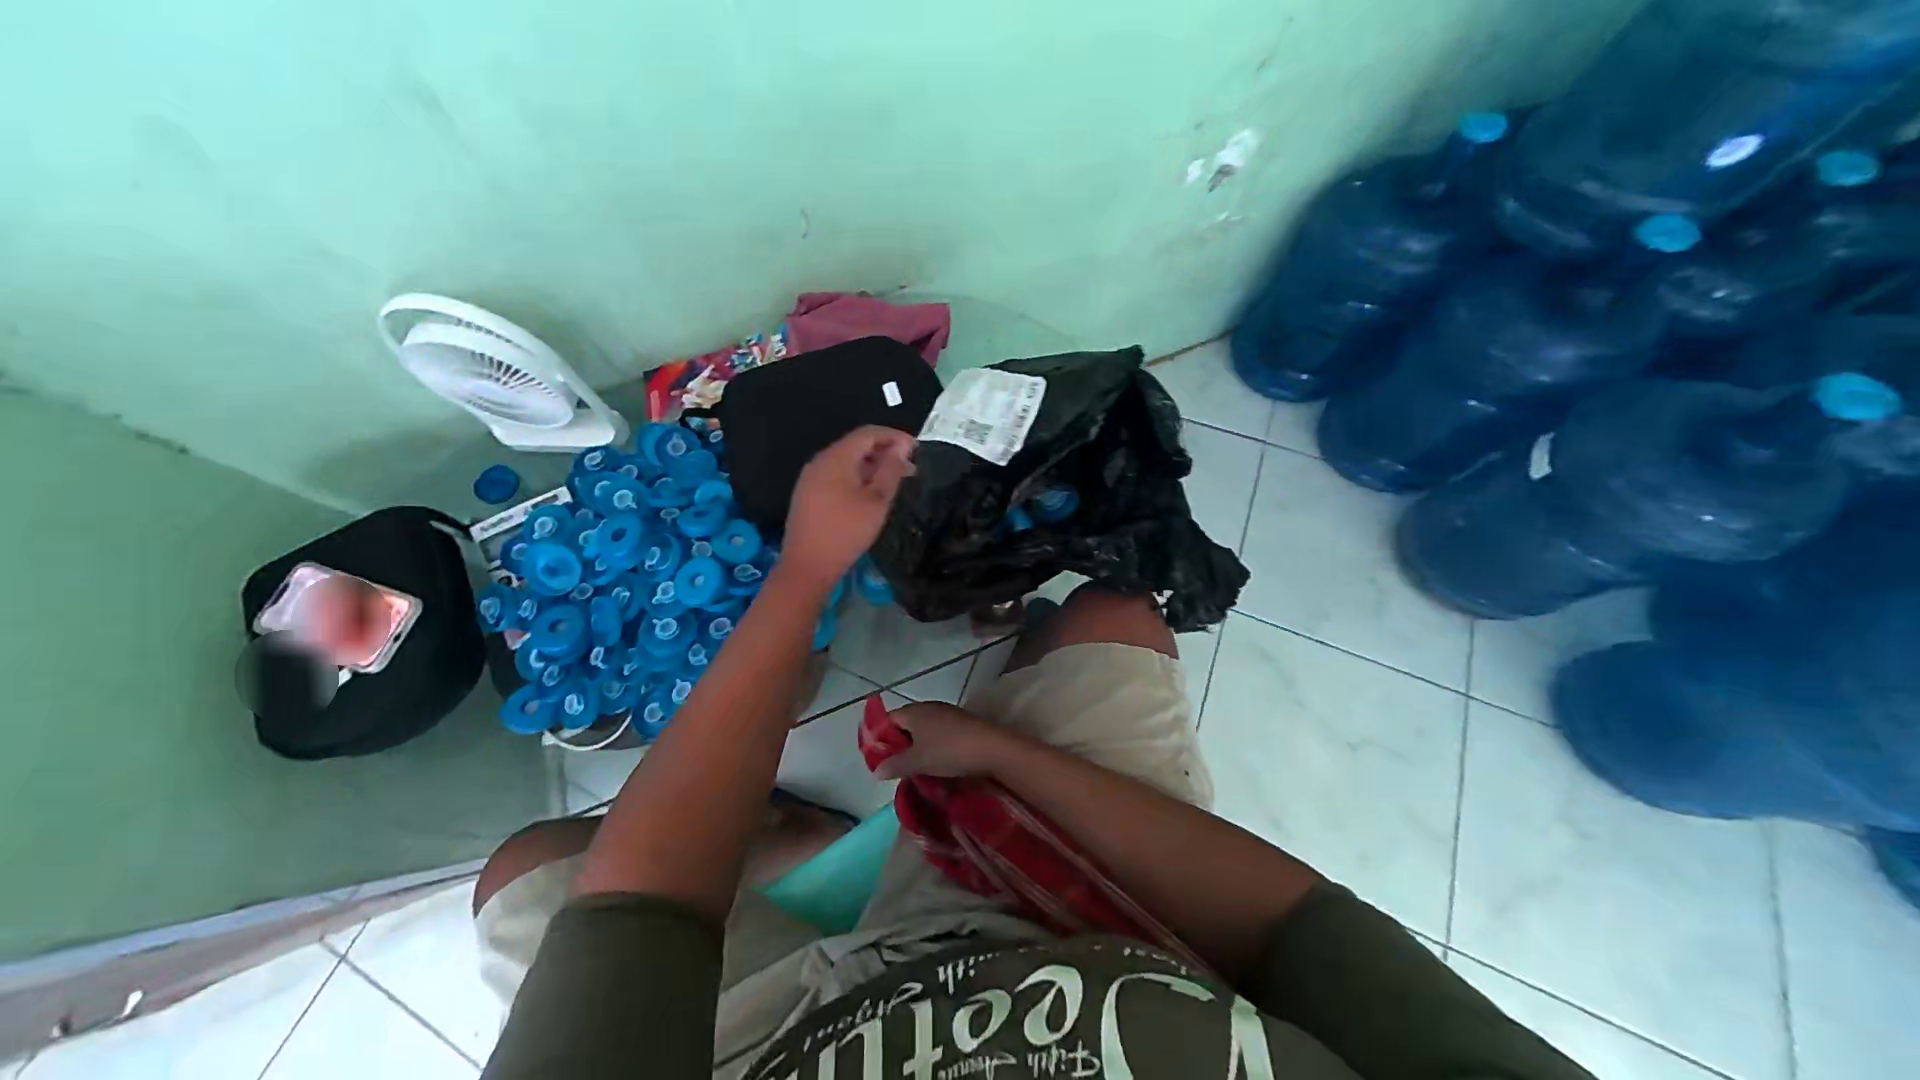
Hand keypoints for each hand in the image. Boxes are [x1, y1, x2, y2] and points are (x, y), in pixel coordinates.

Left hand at [782, 426, 916, 587]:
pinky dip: (857, 477)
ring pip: (846, 461)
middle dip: (884, 451)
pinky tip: (869, 494)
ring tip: (893, 482)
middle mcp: (820, 461)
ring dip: (871, 466)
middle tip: (909, 468)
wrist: (807, 566)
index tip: (916, 449)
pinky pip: (836, 475)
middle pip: (855, 445)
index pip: (868, 433)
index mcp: (836, 458)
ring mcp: (810, 478)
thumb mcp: (876, 501)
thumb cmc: (846, 531)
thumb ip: (891, 470)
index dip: (894, 436)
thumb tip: (902, 447)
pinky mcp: (808, 494)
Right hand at [873, 701, 1026, 780]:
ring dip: (918, 747)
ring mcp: (947, 713)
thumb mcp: (917, 762)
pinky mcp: (962, 723)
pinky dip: (934, 746)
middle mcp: (929, 706)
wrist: (992, 748)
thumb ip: (894, 764)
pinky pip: (939, 733)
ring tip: (916, 768)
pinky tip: (938, 762)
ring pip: (924, 729)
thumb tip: (877, 770)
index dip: (880, 738)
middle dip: (900, 745)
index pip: (888, 719)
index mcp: (913, 711)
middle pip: (906, 724)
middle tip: (896, 767)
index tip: (879, 759)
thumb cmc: (948, 751)